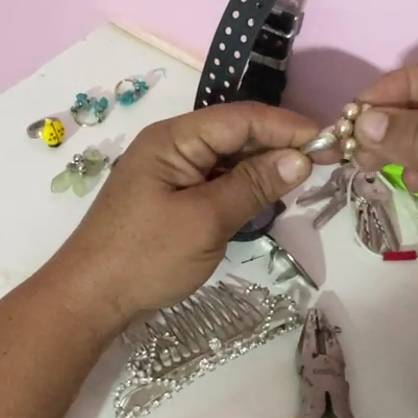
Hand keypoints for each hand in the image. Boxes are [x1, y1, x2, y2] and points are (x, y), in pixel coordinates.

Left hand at [37, 103, 317, 329]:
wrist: (90, 299)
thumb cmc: (145, 256)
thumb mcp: (206, 220)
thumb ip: (252, 186)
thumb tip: (299, 158)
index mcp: (173, 139)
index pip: (240, 118)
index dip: (286, 126)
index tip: (328, 142)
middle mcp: (170, 146)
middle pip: (234, 134)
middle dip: (277, 146)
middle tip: (322, 165)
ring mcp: (168, 173)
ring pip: (226, 160)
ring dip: (261, 169)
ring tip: (301, 182)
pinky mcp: (169, 199)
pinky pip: (213, 182)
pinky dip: (241, 189)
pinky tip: (264, 201)